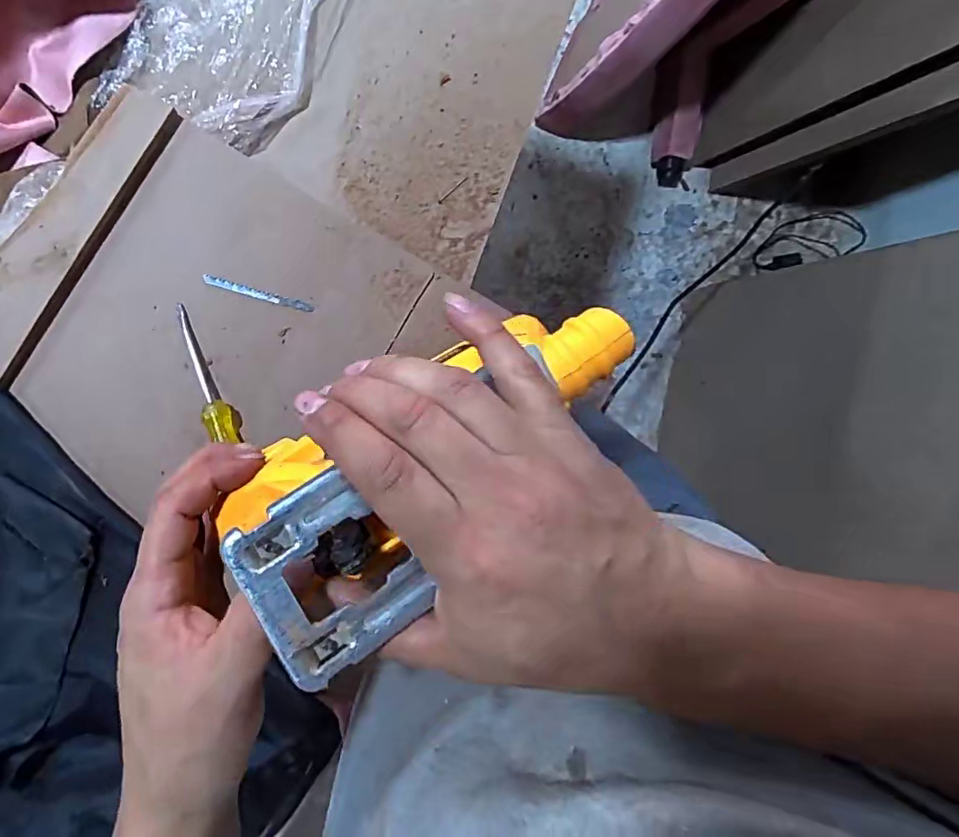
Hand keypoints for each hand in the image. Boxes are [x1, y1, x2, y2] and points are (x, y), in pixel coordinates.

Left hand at [116, 443, 273, 836]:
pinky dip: (244, 529)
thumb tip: (305, 554)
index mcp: (152, 591)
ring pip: (202, 528)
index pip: (171, 511)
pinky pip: (222, 555)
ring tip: (270, 475)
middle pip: (182, 510)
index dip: (208, 475)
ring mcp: (183, 595)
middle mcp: (163, 583)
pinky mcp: (204, 609)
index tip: (255, 459)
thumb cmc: (191, 738)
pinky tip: (270, 521)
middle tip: (266, 455)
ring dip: (230, 496)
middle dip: (217, 472)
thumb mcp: (229, 674)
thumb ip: (263, 610)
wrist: (179, 798)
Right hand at [295, 293, 696, 696]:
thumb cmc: (555, 638)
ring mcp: (533, 450)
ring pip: (456, 390)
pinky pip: (521, 369)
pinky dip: (488, 330)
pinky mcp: (561, 428)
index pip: (386, 472)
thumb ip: (390, 629)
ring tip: (366, 367)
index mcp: (465, 550)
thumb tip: (332, 585)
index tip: (308, 409)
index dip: (340, 432)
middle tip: (331, 388)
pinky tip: (455, 303)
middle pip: (413, 419)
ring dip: (402, 369)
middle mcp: (495, 489)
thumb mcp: (464, 656)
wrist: (650, 610)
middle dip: (360, 393)